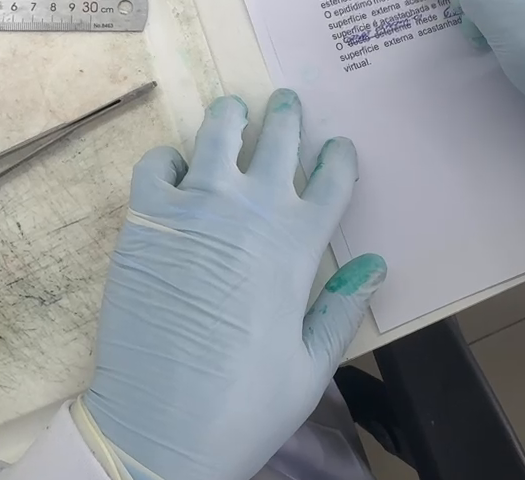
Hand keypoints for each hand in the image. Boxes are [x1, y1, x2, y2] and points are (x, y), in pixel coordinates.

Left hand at [80, 91, 386, 479]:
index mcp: (298, 245)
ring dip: (230, 116)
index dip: (339, 157)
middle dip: (287, 114)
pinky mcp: (149, 213)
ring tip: (232, 110)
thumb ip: (342, 308)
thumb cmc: (244, 403)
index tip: (338, 145)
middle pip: (279, 138)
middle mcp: (252, 209)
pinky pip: (158, 163)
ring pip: (219, 132)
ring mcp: (198, 204)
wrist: (160, 424)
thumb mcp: (310, 366)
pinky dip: (168, 159)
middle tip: (285, 101)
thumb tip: (375, 263)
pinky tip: (174, 168)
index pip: (332, 180)